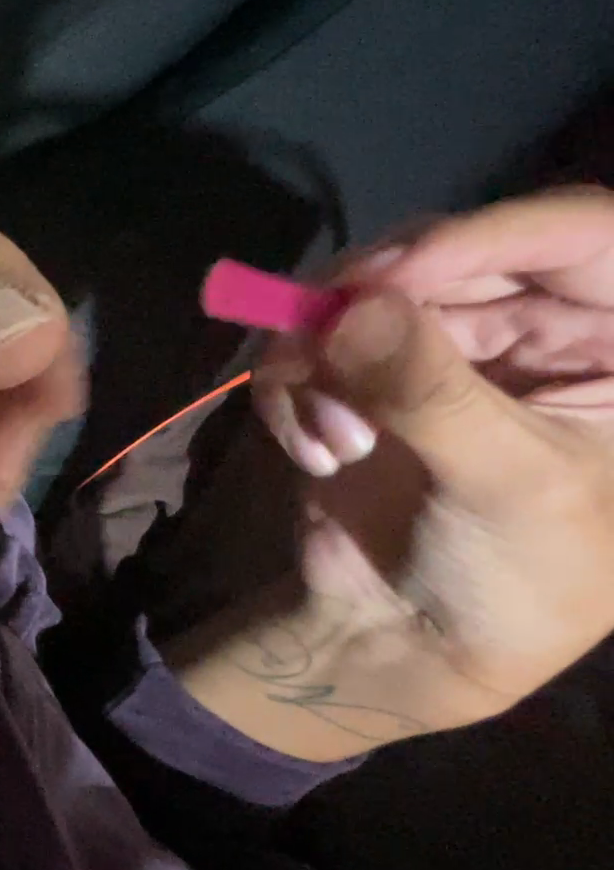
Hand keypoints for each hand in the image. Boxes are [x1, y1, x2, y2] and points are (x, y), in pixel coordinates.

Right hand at [228, 189, 613, 754]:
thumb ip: (433, 394)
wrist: (402, 633)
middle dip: (363, 306)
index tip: (380, 280)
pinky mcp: (351, 382)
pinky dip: (288, 399)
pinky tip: (314, 454)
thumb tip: (353, 311)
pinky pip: (299, 352)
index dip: (482, 238)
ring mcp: (431, 355)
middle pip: (439, 258)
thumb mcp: (506, 484)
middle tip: (308, 343)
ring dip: (315, 368)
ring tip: (333, 442)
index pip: (580, 236)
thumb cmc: (516, 576)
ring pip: (350, 303)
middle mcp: (532, 330)